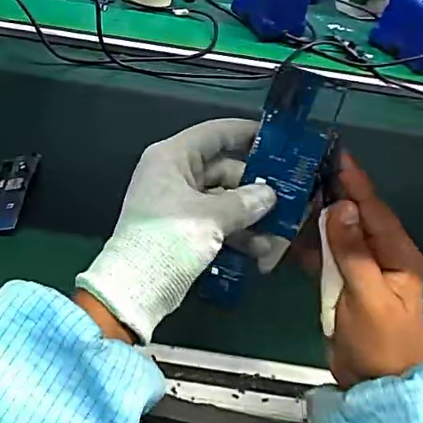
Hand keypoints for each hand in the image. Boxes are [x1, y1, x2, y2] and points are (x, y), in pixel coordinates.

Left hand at [75, 119, 276, 342]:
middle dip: (256, 189)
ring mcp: (177, 203)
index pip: (214, 133)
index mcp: (172, 157)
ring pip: (223, 200)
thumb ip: (245, 202)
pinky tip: (261, 253)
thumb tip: (270, 195)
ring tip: (278, 238)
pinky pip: (216, 222)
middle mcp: (174, 173)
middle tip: (289, 200)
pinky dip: (236, 234)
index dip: (245, 133)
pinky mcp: (182, 230)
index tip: (277, 138)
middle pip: (224, 170)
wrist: (133, 289)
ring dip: (251, 218)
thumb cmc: (168, 238)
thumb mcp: (211, 217)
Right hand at [294, 154, 422, 387]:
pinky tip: (290, 231)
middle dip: (331, 193)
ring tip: (292, 193)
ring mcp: (361, 269)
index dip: (355, 181)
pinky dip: (309, 243)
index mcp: (398, 255)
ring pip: (336, 232)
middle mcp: (381, 255)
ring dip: (316, 217)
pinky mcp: (342, 282)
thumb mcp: (367, 295)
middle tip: (304, 169)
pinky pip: (325, 254)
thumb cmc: (381, 343)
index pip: (374, 209)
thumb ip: (353, 250)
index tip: (335, 155)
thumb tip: (341, 206)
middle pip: (354, 216)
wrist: (374, 388)